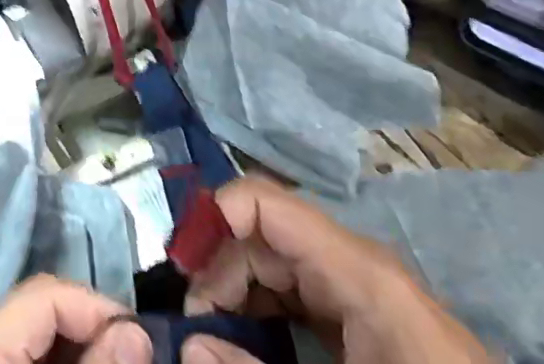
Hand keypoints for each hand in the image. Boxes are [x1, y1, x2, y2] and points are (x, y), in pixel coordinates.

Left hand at [0, 275, 152, 363]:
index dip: (99, 307)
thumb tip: (135, 331)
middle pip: (42, 308)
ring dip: (79, 346)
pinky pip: (21, 351)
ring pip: (35, 332)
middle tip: (135, 355)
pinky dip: (57, 359)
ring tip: (115, 360)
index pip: (47, 292)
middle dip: (94, 327)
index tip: (143, 339)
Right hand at [182, 177, 490, 363]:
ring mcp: (361, 290)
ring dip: (235, 291)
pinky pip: (296, 293)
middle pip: (261, 234)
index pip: (262, 201)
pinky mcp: (364, 319)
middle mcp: (356, 265)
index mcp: (358, 272)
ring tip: (214, 336)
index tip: (179, 272)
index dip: (211, 220)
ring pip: (274, 262)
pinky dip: (262, 310)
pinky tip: (248, 342)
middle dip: (217, 269)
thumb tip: (189, 343)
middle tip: (194, 326)